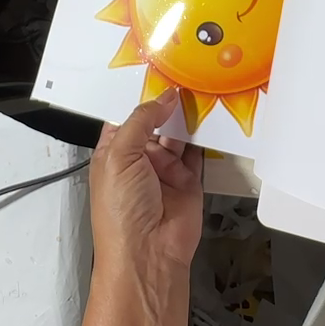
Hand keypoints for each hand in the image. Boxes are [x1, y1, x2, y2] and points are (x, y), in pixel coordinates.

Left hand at [91, 90, 204, 277]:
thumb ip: (141, 120)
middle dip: (166, 103)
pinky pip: (198, 152)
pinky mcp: (189, 181)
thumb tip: (164, 97)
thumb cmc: (121, 211)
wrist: (149, 255)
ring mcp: (164, 170)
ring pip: (177, 134)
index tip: (156, 70)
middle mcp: (139, 159)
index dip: (139, 96)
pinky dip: (205, 137)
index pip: (126, 116)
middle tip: (184, 73)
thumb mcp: (120, 155)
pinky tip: (210, 116)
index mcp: (114, 152)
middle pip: (154, 122)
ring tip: (199, 88)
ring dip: (186, 117)